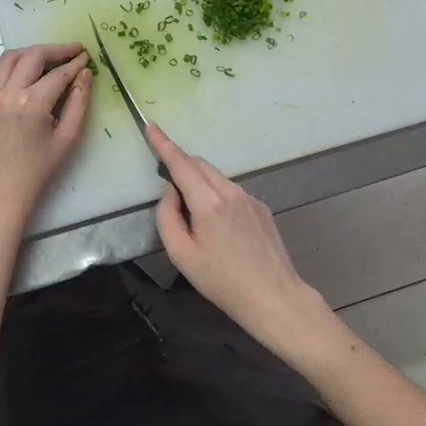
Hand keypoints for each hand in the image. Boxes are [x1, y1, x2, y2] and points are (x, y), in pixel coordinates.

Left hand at [0, 44, 92, 219]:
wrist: (0, 190)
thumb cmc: (38, 170)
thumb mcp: (67, 138)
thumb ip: (78, 102)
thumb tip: (85, 74)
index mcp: (32, 104)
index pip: (58, 73)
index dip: (75, 63)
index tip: (87, 57)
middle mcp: (9, 92)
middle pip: (33, 56)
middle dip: (56, 50)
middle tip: (74, 50)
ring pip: (10, 57)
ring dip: (32, 51)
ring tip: (50, 56)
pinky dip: (9, 61)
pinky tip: (23, 66)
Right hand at [149, 124, 331, 358]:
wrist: (275, 298)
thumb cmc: (222, 281)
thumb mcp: (181, 254)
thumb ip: (167, 217)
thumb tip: (170, 192)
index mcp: (209, 203)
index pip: (182, 163)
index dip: (164, 144)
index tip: (151, 127)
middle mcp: (231, 193)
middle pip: (200, 165)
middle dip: (181, 165)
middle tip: (168, 189)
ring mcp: (250, 199)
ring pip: (216, 177)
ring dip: (199, 182)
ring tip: (195, 219)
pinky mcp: (262, 209)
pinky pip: (231, 191)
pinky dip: (216, 195)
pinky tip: (220, 228)